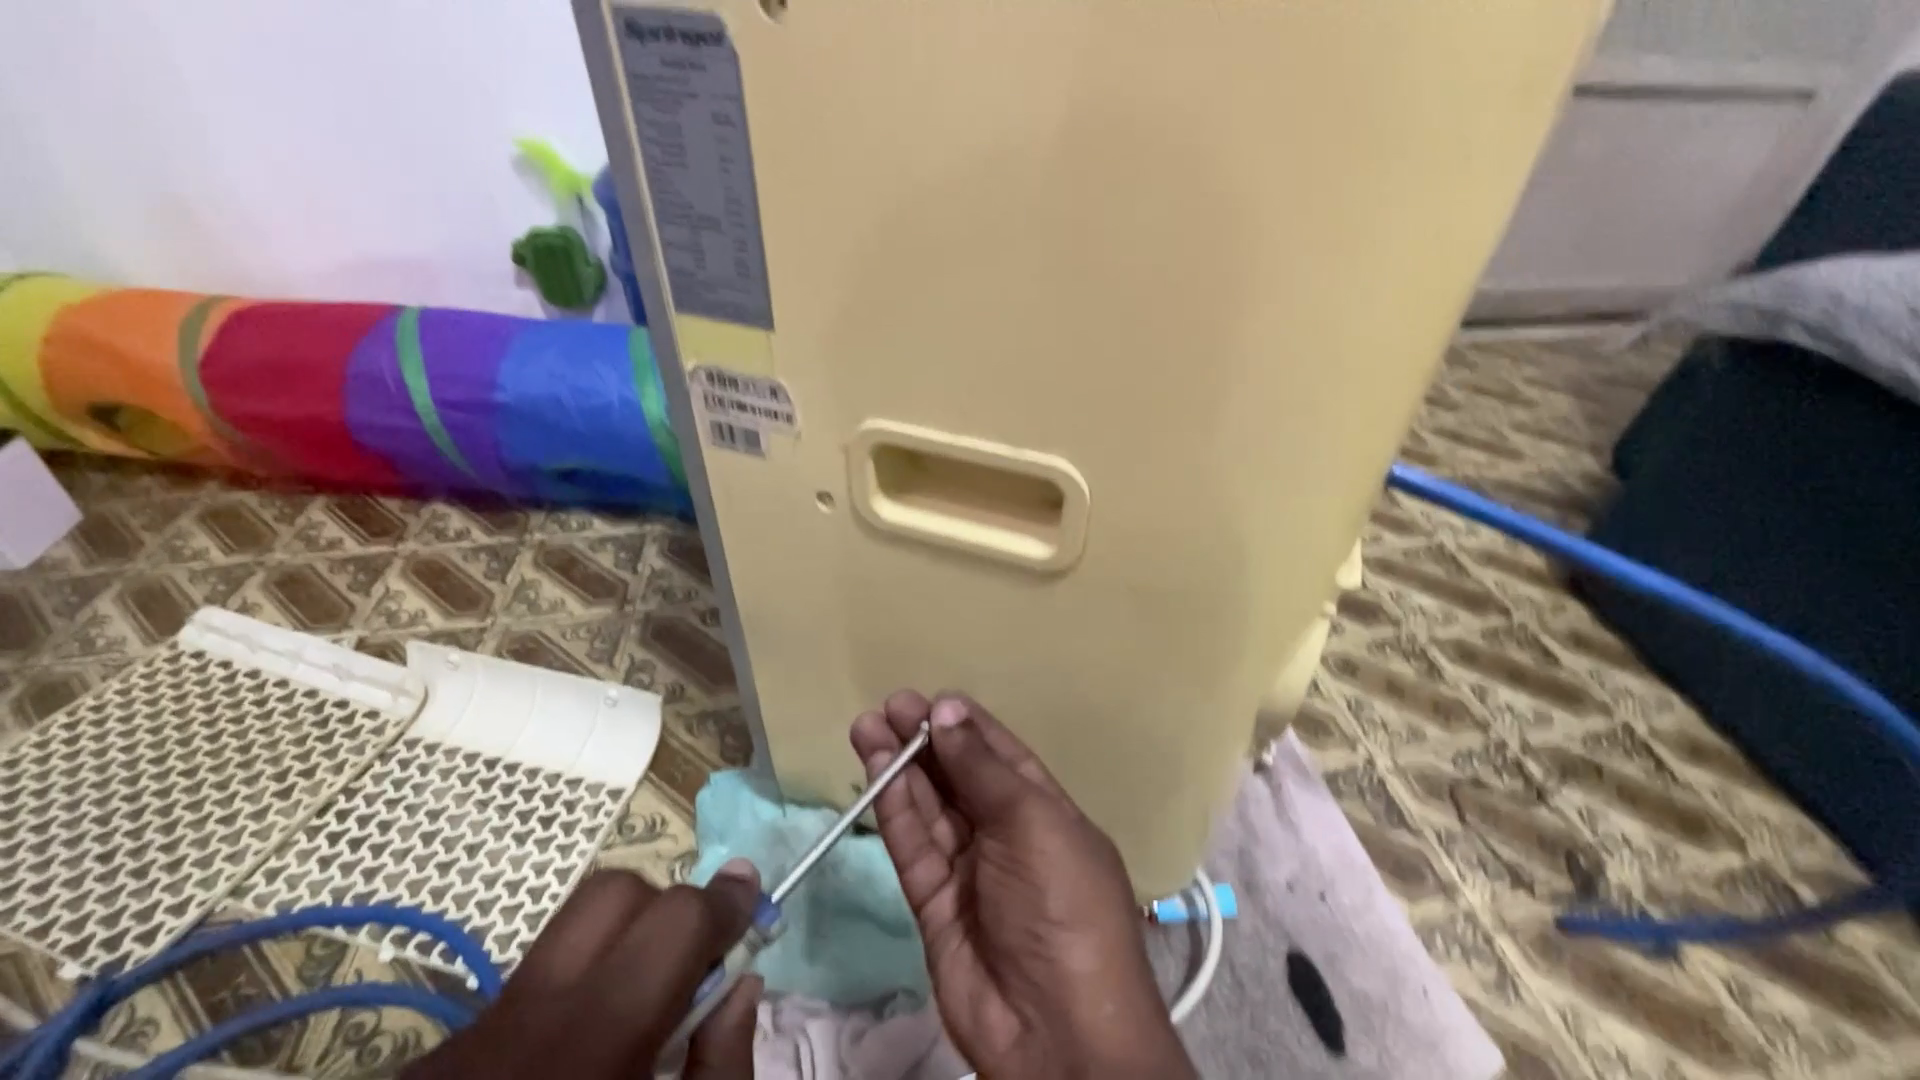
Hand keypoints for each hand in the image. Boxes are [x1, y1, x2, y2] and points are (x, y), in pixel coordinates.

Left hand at [405, 866, 763, 1078]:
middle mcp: (519, 1025)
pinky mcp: (434, 1059)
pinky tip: (571, 1066)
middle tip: (690, 960)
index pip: (670, 923)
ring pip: (561, 936)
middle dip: (664, 908)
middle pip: (608, 897)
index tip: (751, 891)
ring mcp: (465, 1040)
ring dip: (617, 945)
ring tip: (633, 1017)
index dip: (721, 901)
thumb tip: (740, 981)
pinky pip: (525, 987)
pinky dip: (570, 996)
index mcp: (590, 1052)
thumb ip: (725, 1064)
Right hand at [851, 692, 1195, 1079]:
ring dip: (900, 768)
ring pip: (930, 808)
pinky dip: (893, 809)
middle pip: (960, 779)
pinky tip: (873, 771)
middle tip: (888, 707)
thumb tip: (947, 711)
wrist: (1056, 1030)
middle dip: (926, 742)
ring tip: (867, 726)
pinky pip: (912, 847)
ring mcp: (969, 872)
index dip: (967, 727)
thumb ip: (983, 769)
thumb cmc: (1062, 908)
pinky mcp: (933, 905)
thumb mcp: (1034, 823)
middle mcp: (1009, 837)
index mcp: (1049, 814)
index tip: (929, 699)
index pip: (1003, 757)